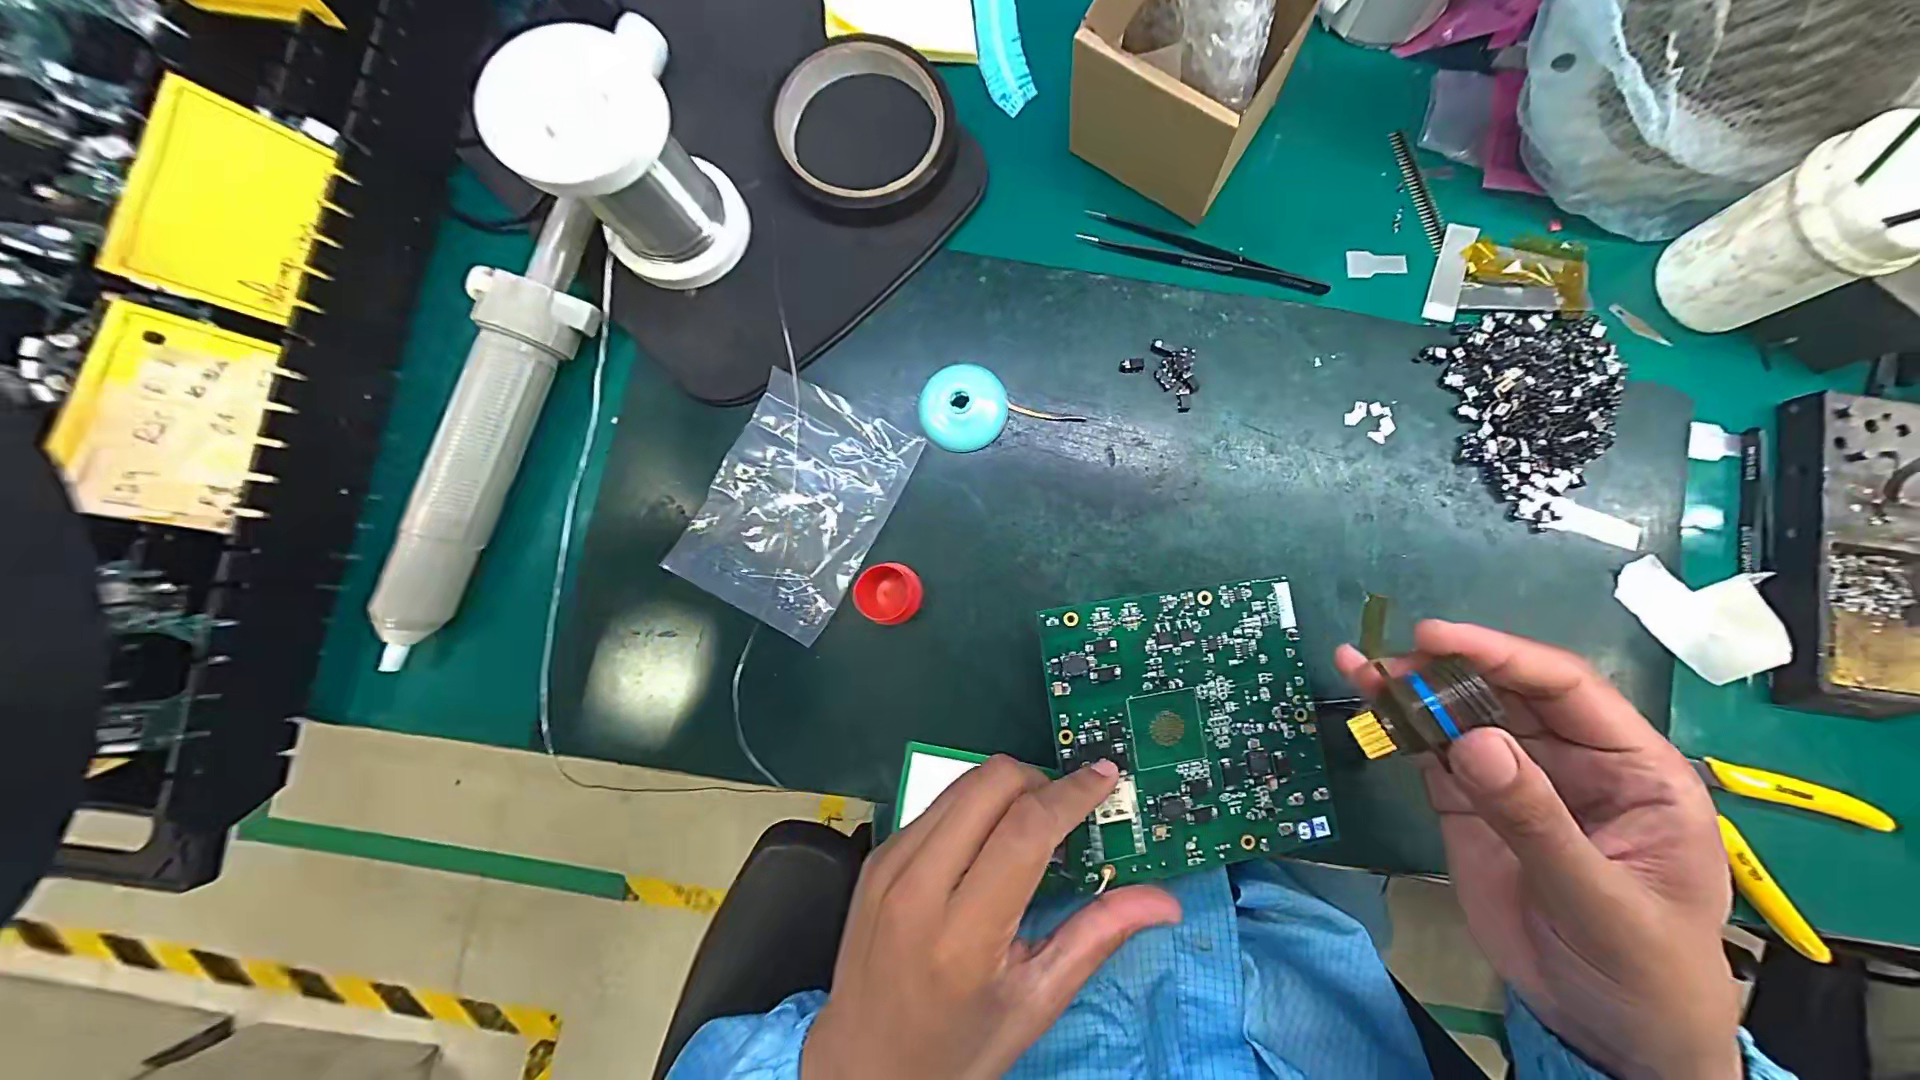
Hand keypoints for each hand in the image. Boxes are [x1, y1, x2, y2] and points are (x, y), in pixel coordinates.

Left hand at [802, 756, 1180, 1079]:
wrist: (860, 1063)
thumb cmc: (956, 1047)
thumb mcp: (1033, 1005)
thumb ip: (1095, 938)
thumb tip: (1162, 901)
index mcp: (963, 935)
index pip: (1025, 832)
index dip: (1071, 794)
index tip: (1104, 775)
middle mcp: (918, 885)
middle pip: (991, 784)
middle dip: (1039, 782)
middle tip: (1064, 814)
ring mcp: (890, 862)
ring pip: (963, 782)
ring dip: (1007, 788)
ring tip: (1032, 825)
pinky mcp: (878, 854)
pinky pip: (938, 803)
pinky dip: (975, 805)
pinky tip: (989, 841)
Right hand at [1336, 621, 1740, 1079]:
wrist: (1599, 1027)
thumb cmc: (1640, 969)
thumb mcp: (1600, 901)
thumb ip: (1538, 820)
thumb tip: (1473, 742)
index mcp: (1630, 769)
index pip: (1566, 689)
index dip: (1500, 655)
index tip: (1436, 637)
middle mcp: (1567, 758)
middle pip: (1500, 691)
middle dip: (1444, 668)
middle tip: (1388, 659)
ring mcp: (1510, 775)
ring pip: (1456, 714)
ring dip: (1408, 689)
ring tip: (1358, 666)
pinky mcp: (1464, 797)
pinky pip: (1427, 750)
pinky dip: (1394, 725)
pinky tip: (1364, 700)